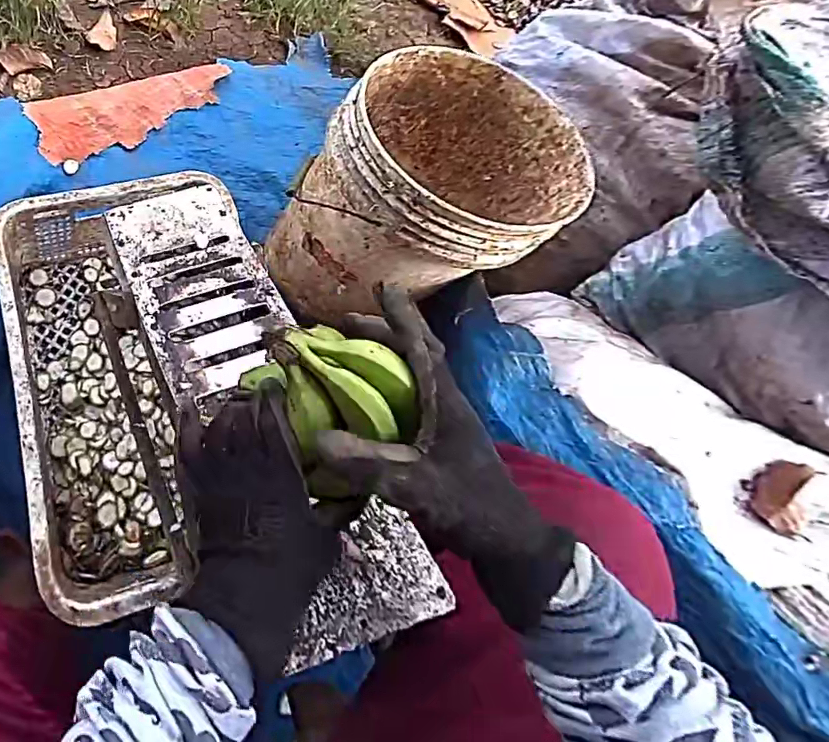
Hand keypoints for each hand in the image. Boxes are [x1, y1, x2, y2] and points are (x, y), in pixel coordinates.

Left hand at [178, 384, 342, 682]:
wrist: (245, 592)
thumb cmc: (290, 567)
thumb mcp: (326, 537)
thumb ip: (341, 507)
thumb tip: (361, 488)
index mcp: (280, 469)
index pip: (272, 417)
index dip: (272, 396)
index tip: (275, 385)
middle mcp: (246, 461)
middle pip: (243, 413)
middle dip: (249, 398)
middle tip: (255, 395)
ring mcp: (216, 470)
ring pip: (216, 423)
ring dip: (225, 410)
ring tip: (233, 406)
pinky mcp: (194, 483)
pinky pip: (185, 443)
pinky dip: (185, 422)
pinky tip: (187, 407)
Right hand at [309, 283, 575, 631]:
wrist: (509, 541)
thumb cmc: (470, 507)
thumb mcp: (416, 487)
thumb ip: (370, 465)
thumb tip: (319, 439)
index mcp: (445, 401)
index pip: (422, 347)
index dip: (402, 316)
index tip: (385, 286)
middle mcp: (446, 401)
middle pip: (417, 351)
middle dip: (385, 330)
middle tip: (348, 321)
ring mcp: (446, 417)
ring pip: (417, 369)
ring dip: (388, 351)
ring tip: (356, 346)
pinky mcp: (441, 435)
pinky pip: (413, 391)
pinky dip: (391, 378)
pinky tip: (371, 391)